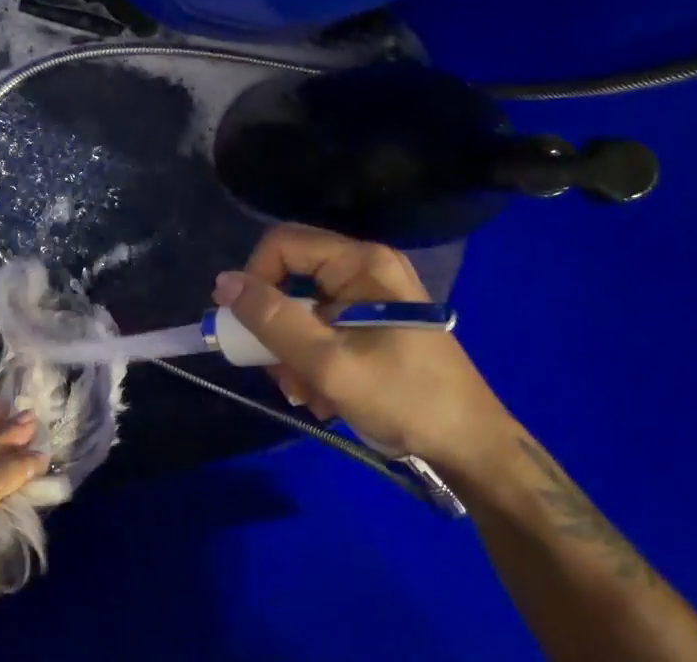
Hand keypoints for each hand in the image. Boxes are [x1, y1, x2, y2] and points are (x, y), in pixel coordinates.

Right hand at [216, 223, 513, 469]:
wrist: (473, 451)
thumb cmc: (404, 400)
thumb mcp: (327, 362)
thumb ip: (271, 319)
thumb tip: (223, 282)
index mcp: (361, 264)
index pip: (281, 245)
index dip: (254, 280)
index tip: (248, 327)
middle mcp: (366, 271)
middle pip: (289, 280)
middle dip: (275, 330)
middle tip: (281, 374)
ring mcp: (371, 300)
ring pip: (300, 310)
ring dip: (291, 354)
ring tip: (307, 394)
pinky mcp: (374, 326)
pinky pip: (322, 330)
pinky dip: (313, 362)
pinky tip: (325, 397)